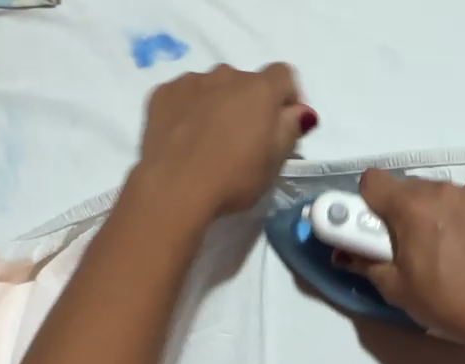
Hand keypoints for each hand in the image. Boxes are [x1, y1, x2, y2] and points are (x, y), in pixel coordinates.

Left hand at [131, 64, 314, 224]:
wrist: (175, 187)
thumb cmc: (234, 180)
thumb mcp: (274, 163)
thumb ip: (290, 130)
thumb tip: (301, 111)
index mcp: (260, 90)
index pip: (284, 75)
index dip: (288, 98)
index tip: (285, 124)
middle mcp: (226, 75)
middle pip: (247, 83)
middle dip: (250, 105)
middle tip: (244, 141)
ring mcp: (191, 81)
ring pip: (214, 87)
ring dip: (219, 106)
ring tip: (211, 141)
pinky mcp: (163, 93)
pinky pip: (185, 96)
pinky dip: (190, 111)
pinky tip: (186, 139)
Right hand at [352, 170, 464, 351]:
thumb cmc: (442, 304)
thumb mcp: (394, 288)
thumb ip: (364, 261)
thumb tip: (343, 249)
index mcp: (411, 208)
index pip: (373, 181)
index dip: (368, 203)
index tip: (375, 226)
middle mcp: (442, 190)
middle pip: (409, 188)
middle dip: (404, 212)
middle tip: (412, 246)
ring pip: (440, 193)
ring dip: (435, 212)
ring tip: (447, 249)